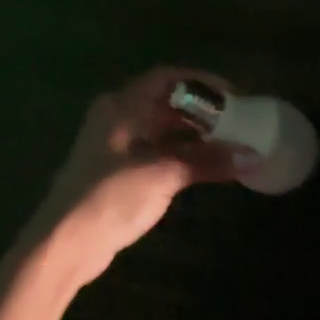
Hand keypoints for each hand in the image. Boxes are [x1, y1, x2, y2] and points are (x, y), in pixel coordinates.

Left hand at [30, 67, 246, 286]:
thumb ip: (206, 161)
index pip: (166, 78)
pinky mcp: (120, 171)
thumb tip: (252, 156)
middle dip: (203, 111)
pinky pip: (158, 152)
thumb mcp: (162, 174)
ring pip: (163, 130)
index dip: (202, 83)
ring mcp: (117, 145)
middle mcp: (118, 117)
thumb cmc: (110, 195)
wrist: (67, 240)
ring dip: (195, 136)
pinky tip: (209, 168)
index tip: (236, 96)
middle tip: (241, 123)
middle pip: (166, 103)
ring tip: (233, 146)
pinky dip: (183, 156)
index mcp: (121, 105)